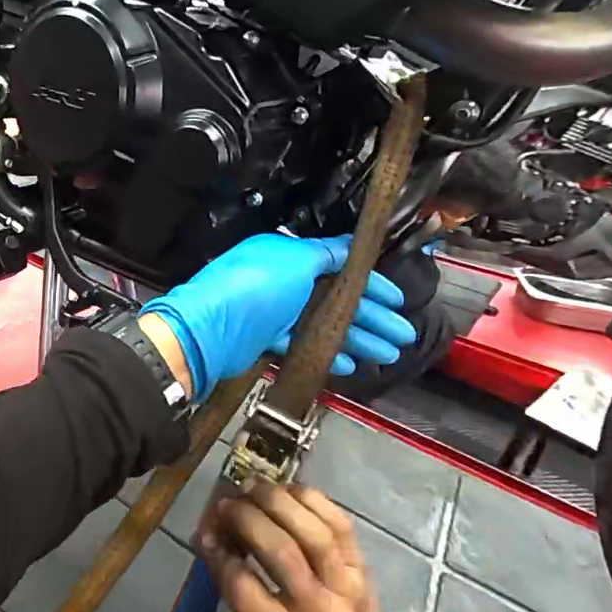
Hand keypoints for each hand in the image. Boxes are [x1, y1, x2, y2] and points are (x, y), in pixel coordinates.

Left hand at [140, 234, 416, 399]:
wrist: (208, 331)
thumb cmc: (253, 287)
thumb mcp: (295, 260)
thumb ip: (325, 255)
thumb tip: (349, 247)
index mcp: (289, 255)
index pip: (339, 265)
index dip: (370, 282)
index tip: (397, 298)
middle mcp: (283, 280)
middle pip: (337, 298)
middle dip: (372, 315)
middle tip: (402, 335)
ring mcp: (275, 311)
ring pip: (324, 323)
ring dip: (358, 337)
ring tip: (388, 354)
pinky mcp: (267, 338)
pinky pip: (303, 343)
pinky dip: (327, 351)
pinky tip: (350, 364)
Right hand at [198, 481, 387, 611]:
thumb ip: (233, 590)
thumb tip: (211, 537)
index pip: (245, 587)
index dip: (221, 555)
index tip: (208, 536)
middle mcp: (323, 611)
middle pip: (281, 551)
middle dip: (246, 519)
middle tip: (226, 504)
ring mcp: (348, 584)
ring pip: (312, 530)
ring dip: (276, 500)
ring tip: (252, 486)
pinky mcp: (362, 564)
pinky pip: (337, 520)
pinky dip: (308, 498)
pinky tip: (284, 491)